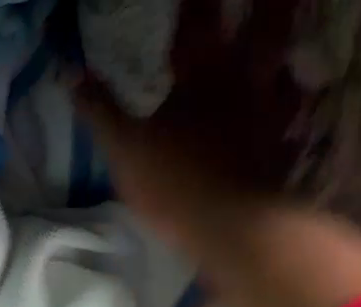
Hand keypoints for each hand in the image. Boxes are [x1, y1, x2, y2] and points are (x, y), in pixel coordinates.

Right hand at [73, 0, 312, 260]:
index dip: (198, 1)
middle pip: (265, 33)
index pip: (199, 21)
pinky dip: (291, 129)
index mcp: (203, 78)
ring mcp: (268, 124)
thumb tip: (69, 70)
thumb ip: (99, 108)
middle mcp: (244, 89)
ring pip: (286, 81)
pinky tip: (291, 132)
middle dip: (270, 8)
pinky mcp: (280, 160)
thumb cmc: (174, 182)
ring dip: (287, 66)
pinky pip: (290, 136)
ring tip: (288, 59)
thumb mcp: (123, 146)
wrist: (230, 229)